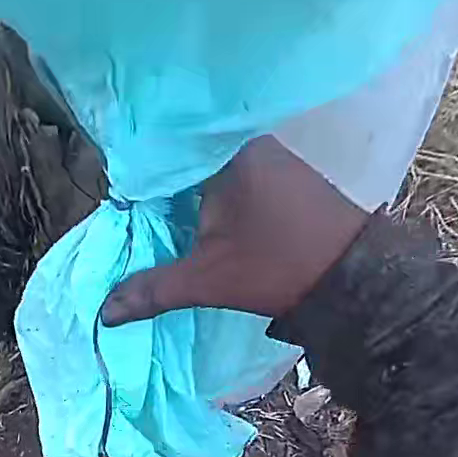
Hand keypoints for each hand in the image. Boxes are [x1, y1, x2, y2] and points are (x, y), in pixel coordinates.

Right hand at [100, 135, 368, 326]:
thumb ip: (151, 290)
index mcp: (223, 154)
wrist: (353, 277)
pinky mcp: (278, 176)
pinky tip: (192, 224)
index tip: (118, 214)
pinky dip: (205, 201)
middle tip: (131, 224)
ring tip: (155, 226)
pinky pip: (226, 180)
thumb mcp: (206, 281)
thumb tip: (104, 312)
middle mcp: (245, 143)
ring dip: (181, 200)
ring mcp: (266, 157)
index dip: (134, 187)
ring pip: (204, 174)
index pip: (160, 158)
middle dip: (156, 195)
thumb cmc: (276, 268)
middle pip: (182, 164)